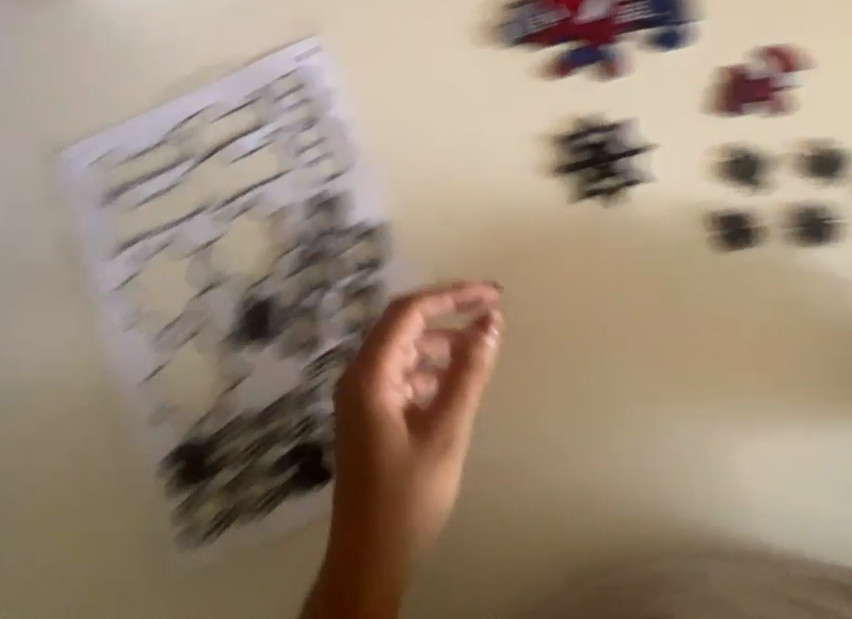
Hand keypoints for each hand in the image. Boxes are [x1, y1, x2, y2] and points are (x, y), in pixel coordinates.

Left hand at [329, 281, 502, 562]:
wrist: (369, 557)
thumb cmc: (407, 495)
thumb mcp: (445, 432)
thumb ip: (468, 374)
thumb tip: (490, 324)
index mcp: (369, 374)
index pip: (409, 312)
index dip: (452, 295)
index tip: (492, 294)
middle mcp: (359, 376)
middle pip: (403, 325)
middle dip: (448, 312)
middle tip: (491, 310)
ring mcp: (361, 397)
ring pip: (403, 350)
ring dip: (441, 343)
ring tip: (481, 347)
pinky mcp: (370, 416)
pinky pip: (401, 375)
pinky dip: (431, 370)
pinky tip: (457, 384)